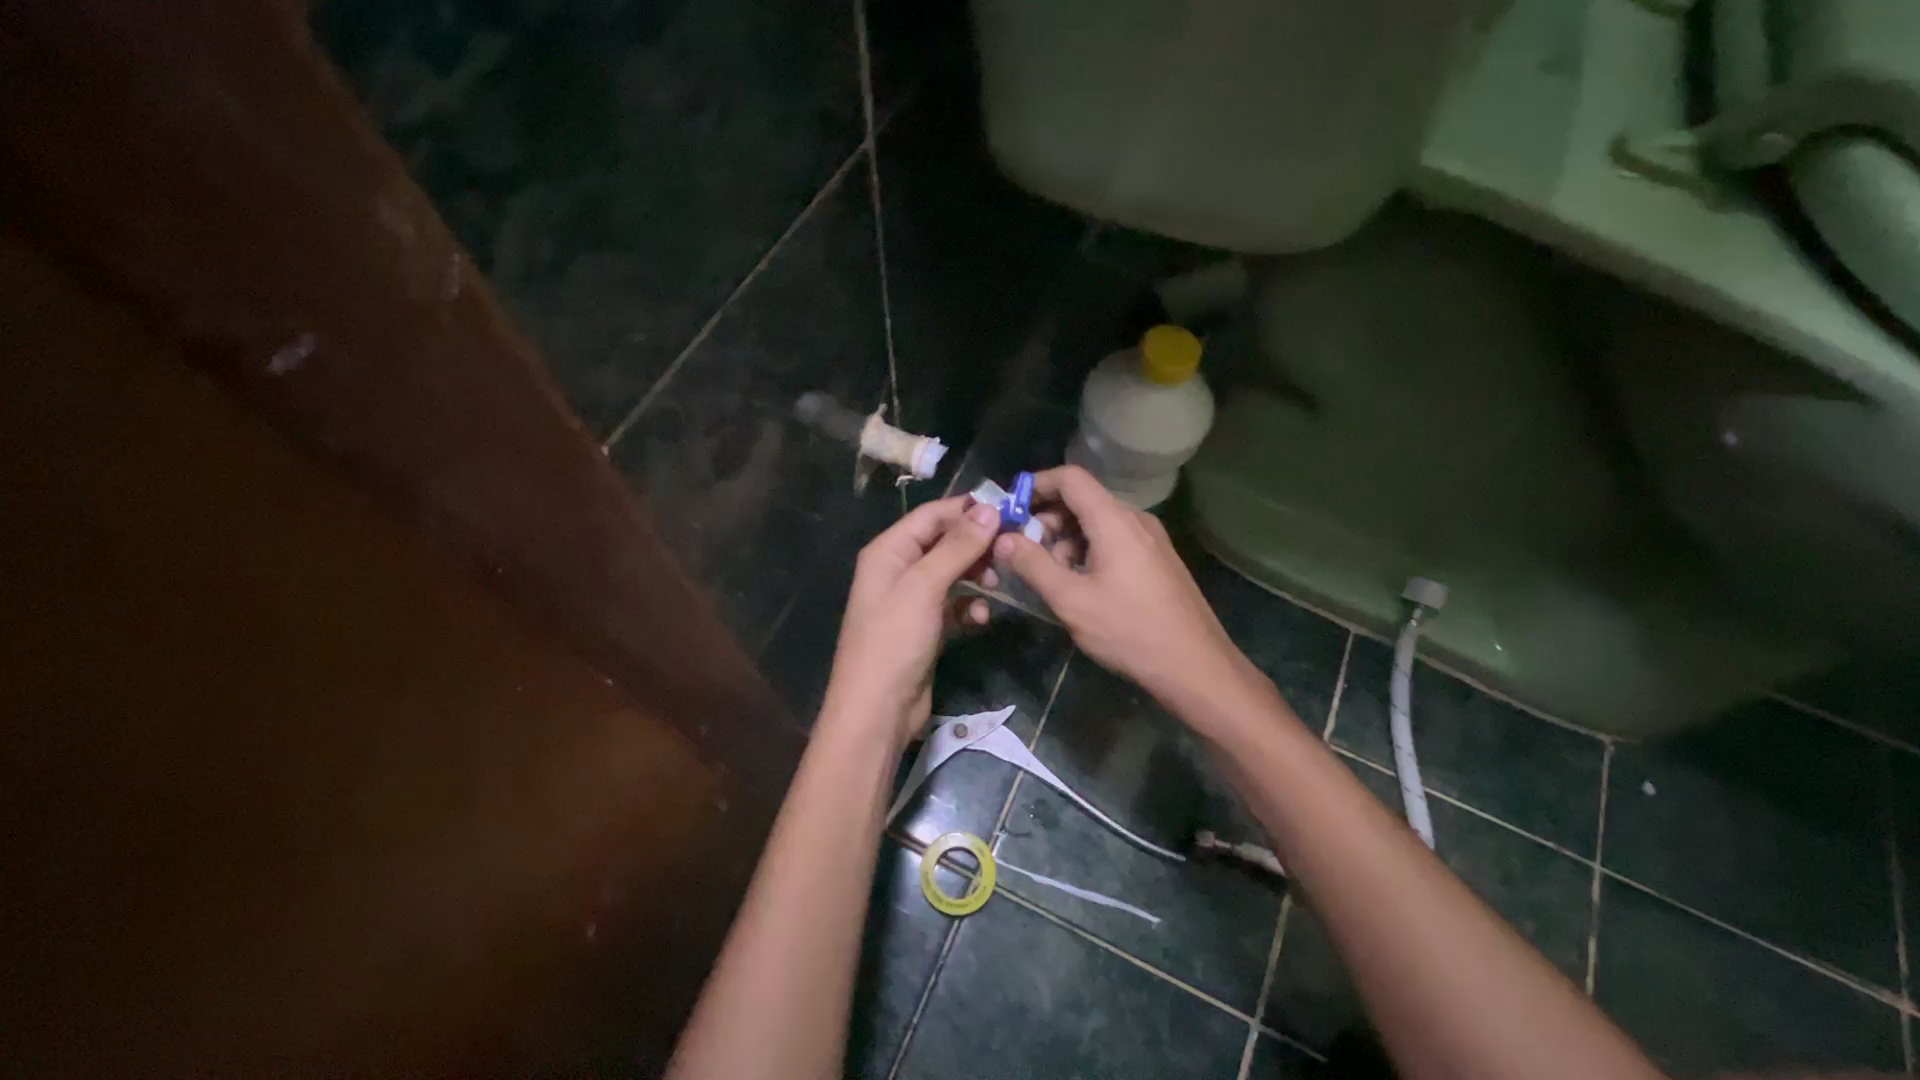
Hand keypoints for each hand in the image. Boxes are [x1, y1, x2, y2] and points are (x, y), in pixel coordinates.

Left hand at [820, 496, 1000, 745]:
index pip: (932, 515)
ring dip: (976, 575)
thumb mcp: (924, 587)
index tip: (1010, 511)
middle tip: (1011, 549)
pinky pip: (954, 605)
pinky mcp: (926, 628)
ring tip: (998, 583)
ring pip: (952, 573)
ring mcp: (912, 601)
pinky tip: (982, 618)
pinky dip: (970, 607)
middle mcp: (898, 569)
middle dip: (977, 544)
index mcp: (888, 551)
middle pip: (944, 542)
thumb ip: (957, 547)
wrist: (877, 710)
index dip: (968, 510)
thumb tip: (989, 508)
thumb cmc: (894, 641)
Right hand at [992, 465, 1243, 702]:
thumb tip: (1002, 538)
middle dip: (1048, 521)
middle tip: (1025, 554)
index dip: (1036, 485)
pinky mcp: (1158, 559)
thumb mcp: (1071, 600)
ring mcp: (1151, 539)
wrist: (1194, 664)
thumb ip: (1033, 565)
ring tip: (1053, 579)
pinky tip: (1082, 586)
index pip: (1070, 478)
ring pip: (1098, 523)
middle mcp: (1135, 519)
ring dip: (1068, 541)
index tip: (1011, 510)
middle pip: (1083, 500)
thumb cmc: (1129, 630)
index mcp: (1114, 520)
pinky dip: (1090, 552)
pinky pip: (1116, 540)